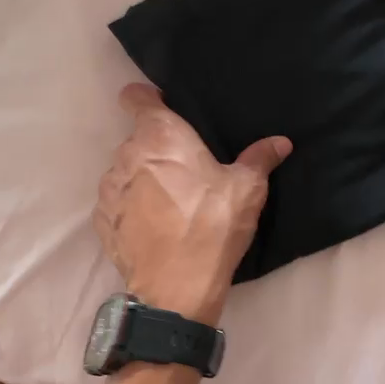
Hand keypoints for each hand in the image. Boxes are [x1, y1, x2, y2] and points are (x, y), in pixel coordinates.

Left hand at [93, 84, 289, 324]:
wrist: (177, 285)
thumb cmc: (214, 225)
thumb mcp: (248, 190)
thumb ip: (260, 159)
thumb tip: (281, 141)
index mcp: (162, 136)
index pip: (136, 97)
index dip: (148, 99)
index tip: (166, 110)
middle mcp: (128, 155)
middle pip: (139, 139)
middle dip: (159, 149)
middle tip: (189, 171)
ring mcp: (110, 189)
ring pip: (127, 172)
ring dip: (145, 179)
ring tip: (173, 204)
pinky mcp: (103, 221)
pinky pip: (119, 203)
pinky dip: (134, 209)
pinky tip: (157, 227)